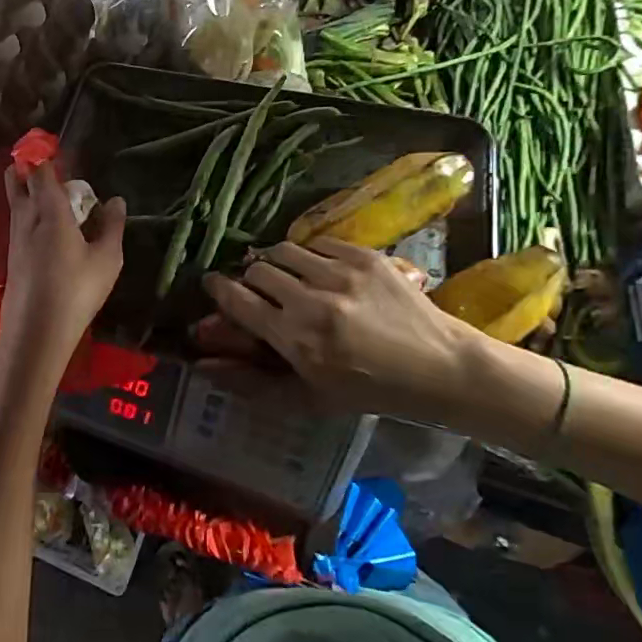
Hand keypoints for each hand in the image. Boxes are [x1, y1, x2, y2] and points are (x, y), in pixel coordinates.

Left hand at [1, 164, 125, 346]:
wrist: (36, 332)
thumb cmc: (77, 290)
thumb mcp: (108, 258)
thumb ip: (112, 226)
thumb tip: (116, 200)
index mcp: (49, 211)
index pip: (39, 170)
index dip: (44, 155)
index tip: (54, 148)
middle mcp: (25, 219)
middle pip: (16, 181)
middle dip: (27, 168)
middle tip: (51, 171)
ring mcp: (14, 239)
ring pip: (16, 204)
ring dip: (29, 194)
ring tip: (56, 200)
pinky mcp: (12, 259)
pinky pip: (19, 224)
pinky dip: (30, 216)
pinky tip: (47, 231)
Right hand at [202, 239, 480, 421]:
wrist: (438, 366)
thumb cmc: (370, 391)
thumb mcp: (308, 398)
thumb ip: (252, 383)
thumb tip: (203, 365)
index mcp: (296, 339)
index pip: (239, 301)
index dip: (219, 289)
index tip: (212, 283)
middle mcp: (313, 300)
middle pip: (259, 270)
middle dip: (251, 278)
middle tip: (258, 288)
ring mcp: (341, 273)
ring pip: (286, 250)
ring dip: (277, 262)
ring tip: (287, 275)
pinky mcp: (365, 256)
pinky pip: (319, 242)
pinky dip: (310, 255)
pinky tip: (320, 270)